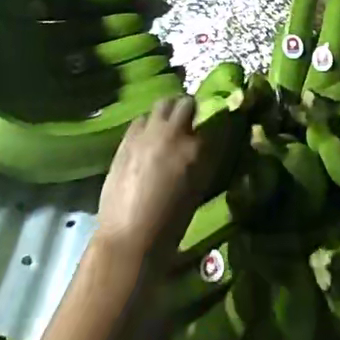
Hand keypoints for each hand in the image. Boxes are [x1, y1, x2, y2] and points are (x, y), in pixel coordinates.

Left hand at [96, 98, 204, 254]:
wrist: (130, 235)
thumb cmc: (170, 224)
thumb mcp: (197, 190)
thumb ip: (203, 161)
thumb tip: (204, 146)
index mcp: (196, 150)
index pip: (212, 120)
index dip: (212, 121)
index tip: (211, 124)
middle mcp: (173, 134)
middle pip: (185, 103)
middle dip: (189, 108)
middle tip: (189, 119)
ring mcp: (148, 133)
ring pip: (162, 104)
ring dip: (168, 111)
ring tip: (167, 124)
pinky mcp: (127, 138)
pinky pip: (141, 119)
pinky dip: (147, 123)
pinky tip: (147, 137)